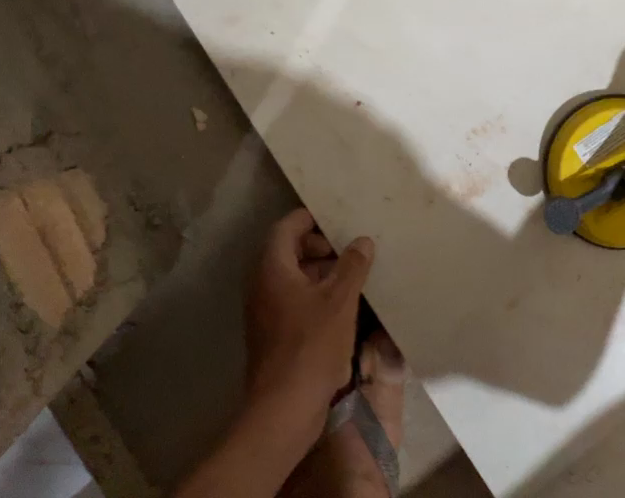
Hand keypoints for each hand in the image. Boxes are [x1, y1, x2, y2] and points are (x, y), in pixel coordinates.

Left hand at [244, 208, 374, 428]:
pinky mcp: (272, 334)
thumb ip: (352, 265)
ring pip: (292, 278)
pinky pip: (292, 300)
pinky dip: (314, 295)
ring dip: (319, 273)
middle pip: (287, 251)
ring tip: (352, 276)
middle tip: (349, 250)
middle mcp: (262, 285)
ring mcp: (264, 312)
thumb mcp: (340, 300)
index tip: (338, 219)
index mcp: (272, 269)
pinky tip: (342, 307)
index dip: (311, 218)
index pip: (286, 227)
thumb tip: (362, 240)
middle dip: (319, 246)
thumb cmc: (311, 345)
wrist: (284, 407)